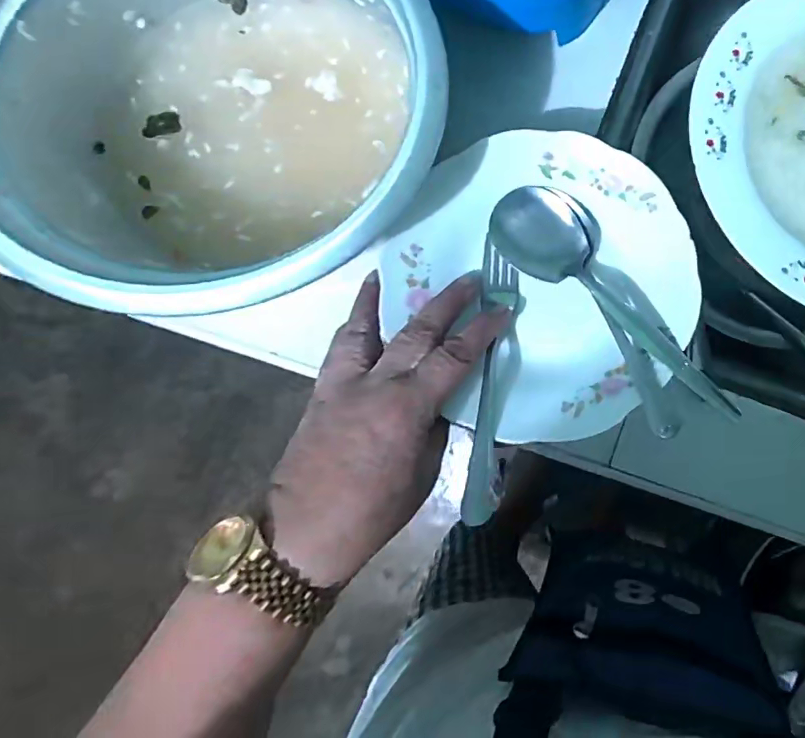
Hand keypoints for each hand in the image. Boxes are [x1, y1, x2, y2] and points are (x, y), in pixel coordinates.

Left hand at [266, 272, 510, 585]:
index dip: (483, 330)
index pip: (455, 357)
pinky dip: (357, 316)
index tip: (503, 309)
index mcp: (408, 407)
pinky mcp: (324, 387)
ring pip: (374, 326)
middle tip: (473, 278)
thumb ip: (435, 427)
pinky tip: (365, 298)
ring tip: (409, 271)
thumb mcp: (423, 473)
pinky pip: (344, 342)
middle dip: (450, 300)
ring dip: (397, 297)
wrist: (301, 534)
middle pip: (420, 330)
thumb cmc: (373, 513)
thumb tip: (442, 401)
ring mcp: (346, 381)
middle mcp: (377, 383)